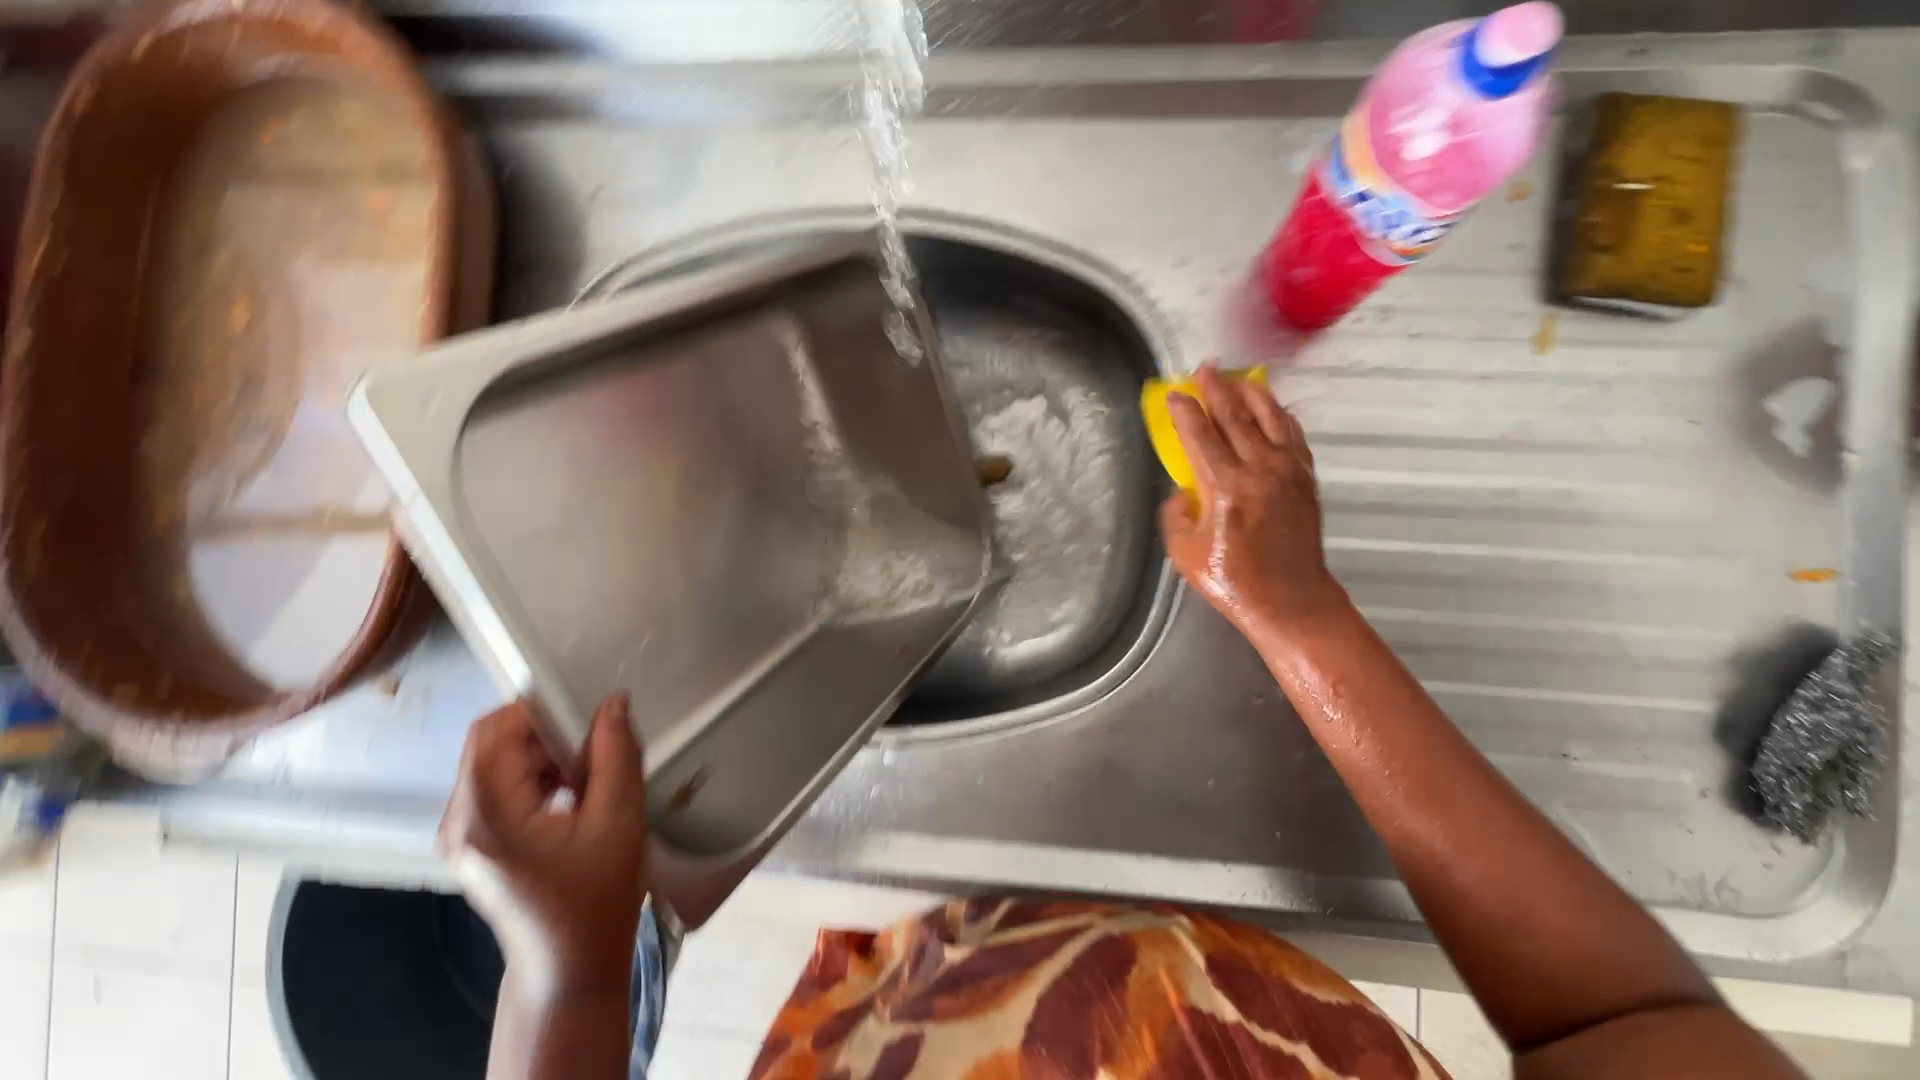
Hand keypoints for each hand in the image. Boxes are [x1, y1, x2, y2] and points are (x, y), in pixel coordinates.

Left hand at [439, 695, 647, 998]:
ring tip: (590, 776)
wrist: (571, 966)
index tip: (585, 713)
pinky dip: (535, 777)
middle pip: (491, 745)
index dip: (537, 709)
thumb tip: (611, 703)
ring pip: (496, 763)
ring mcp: (461, 835)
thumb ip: (616, 754)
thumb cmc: (596, 898)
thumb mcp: (619, 820)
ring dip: (543, 755)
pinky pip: (498, 787)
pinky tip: (573, 796)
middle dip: (545, 734)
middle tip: (595, 748)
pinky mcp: (474, 844)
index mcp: (486, 817)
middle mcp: (459, 822)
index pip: (494, 731)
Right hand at [1158, 365, 1345, 637]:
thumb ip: (1177, 514)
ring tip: (1236, 378)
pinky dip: (1279, 415)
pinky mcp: (1305, 478)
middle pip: (1234, 416)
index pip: (1200, 434)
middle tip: (1204, 369)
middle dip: (1216, 388)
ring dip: (1250, 393)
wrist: (1290, 599)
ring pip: (1269, 416)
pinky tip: (1271, 408)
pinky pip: (1292, 434)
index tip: (1174, 393)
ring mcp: (1287, 470)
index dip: (1184, 410)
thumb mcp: (1184, 552)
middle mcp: (1258, 470)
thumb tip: (1185, 491)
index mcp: (1225, 487)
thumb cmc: (1233, 580)